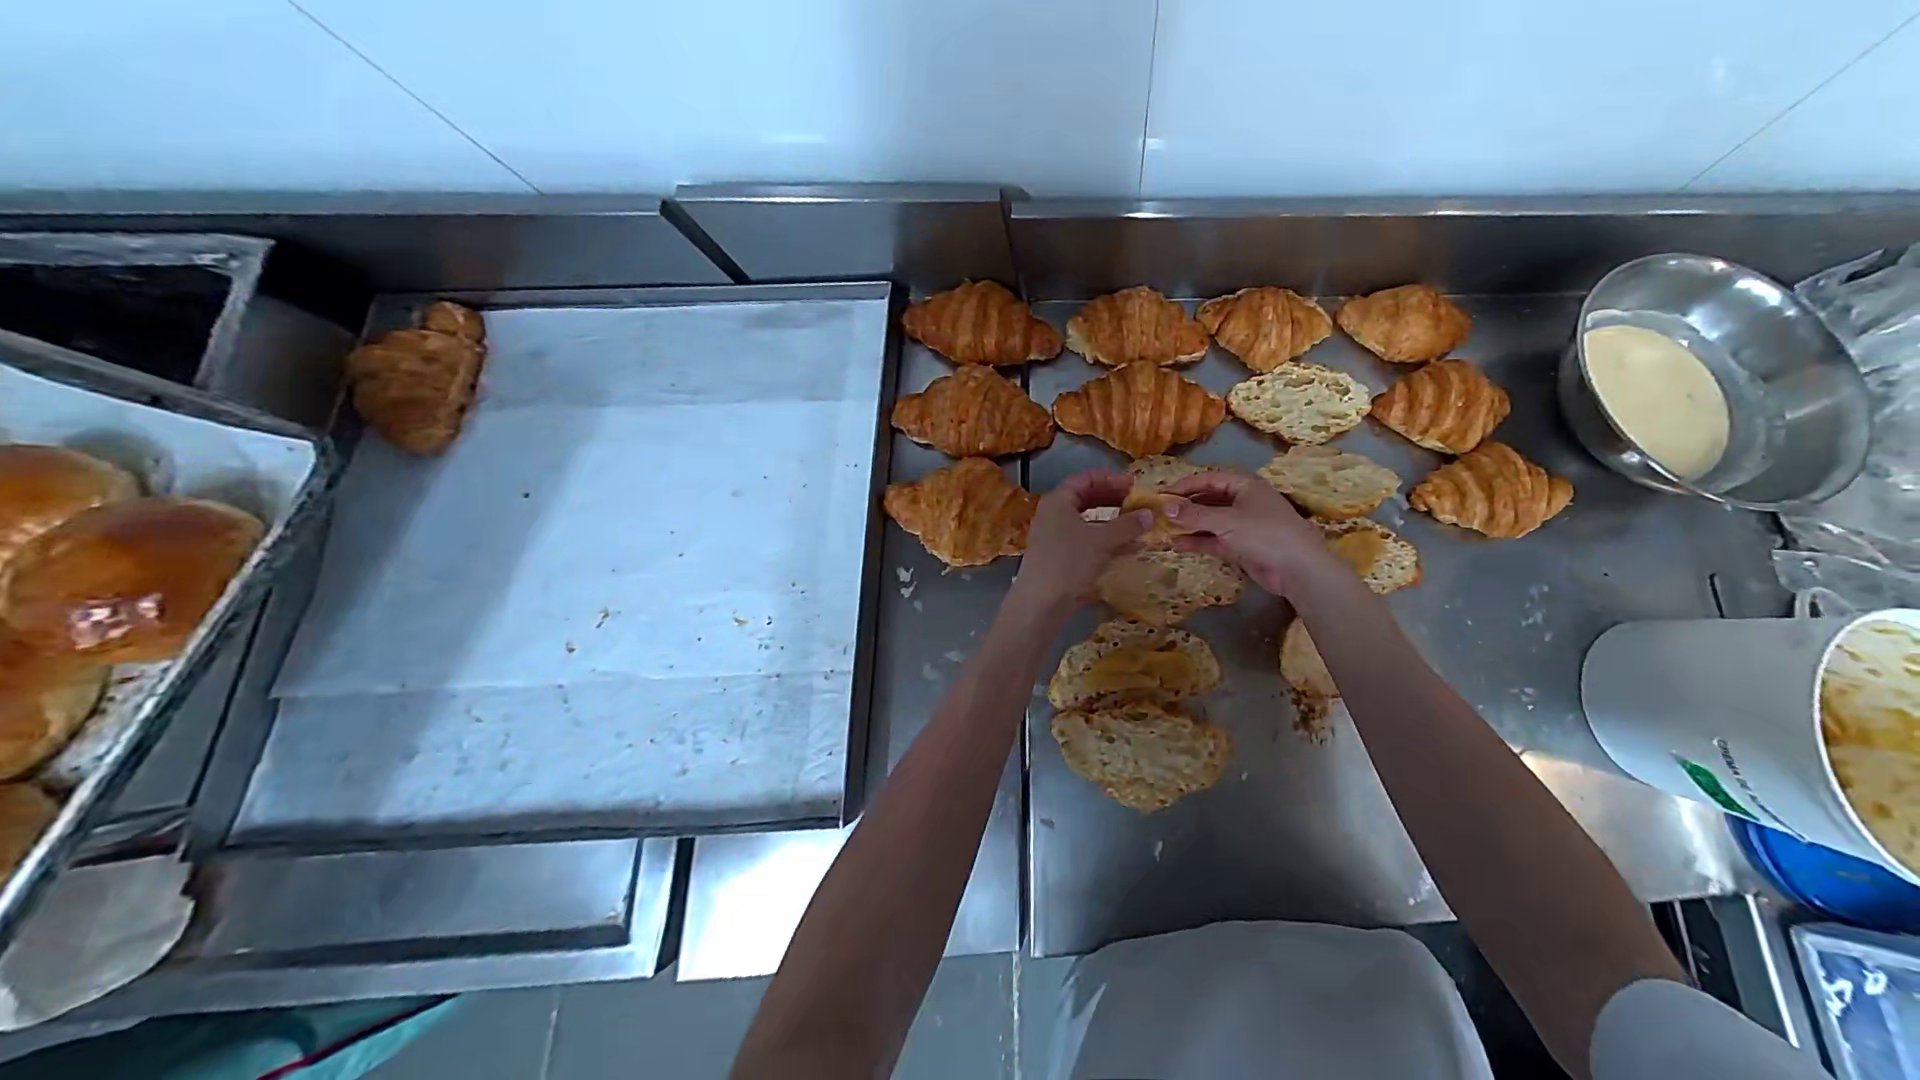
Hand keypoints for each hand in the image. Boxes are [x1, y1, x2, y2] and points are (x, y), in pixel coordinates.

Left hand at [1010, 469, 1151, 613]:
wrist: (1041, 602)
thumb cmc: (1069, 562)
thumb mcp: (1102, 540)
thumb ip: (1127, 525)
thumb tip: (1150, 514)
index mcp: (1058, 500)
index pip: (1085, 478)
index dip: (1110, 478)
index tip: (1134, 484)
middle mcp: (1053, 514)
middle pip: (1086, 498)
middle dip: (1113, 499)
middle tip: (1138, 502)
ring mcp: (1054, 536)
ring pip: (1086, 520)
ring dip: (1111, 520)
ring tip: (1136, 524)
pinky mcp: (1059, 556)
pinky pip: (1085, 539)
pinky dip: (1104, 539)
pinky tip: (1124, 547)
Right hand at [1161, 470, 1338, 598]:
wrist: (1298, 568)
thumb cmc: (1264, 534)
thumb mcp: (1226, 521)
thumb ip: (1194, 514)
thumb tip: (1165, 507)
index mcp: (1245, 486)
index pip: (1210, 479)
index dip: (1186, 485)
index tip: (1162, 494)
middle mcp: (1244, 502)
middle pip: (1209, 499)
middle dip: (1185, 506)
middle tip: (1160, 512)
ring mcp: (1243, 525)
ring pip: (1210, 521)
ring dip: (1189, 525)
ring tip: (1164, 529)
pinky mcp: (1242, 546)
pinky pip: (1215, 539)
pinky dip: (1198, 541)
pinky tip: (1178, 545)